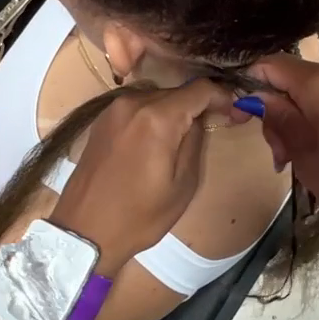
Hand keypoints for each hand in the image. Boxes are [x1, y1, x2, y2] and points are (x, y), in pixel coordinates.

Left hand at [49, 81, 246, 272]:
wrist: (84, 231)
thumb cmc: (139, 216)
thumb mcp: (183, 184)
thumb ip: (195, 141)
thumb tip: (200, 118)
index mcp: (156, 118)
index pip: (200, 89)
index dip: (222, 96)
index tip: (234, 112)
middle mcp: (132, 103)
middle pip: (177, 92)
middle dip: (198, 105)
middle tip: (213, 125)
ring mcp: (112, 110)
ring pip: (155, 97)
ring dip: (174, 111)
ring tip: (182, 138)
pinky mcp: (100, 121)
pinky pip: (136, 107)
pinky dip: (152, 116)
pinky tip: (155, 141)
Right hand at [248, 55, 318, 248]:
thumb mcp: (308, 159)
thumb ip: (280, 121)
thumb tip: (257, 97)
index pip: (272, 65)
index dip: (252, 87)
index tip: (246, 120)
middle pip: (300, 82)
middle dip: (284, 114)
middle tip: (283, 158)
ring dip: (309, 120)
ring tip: (314, 162)